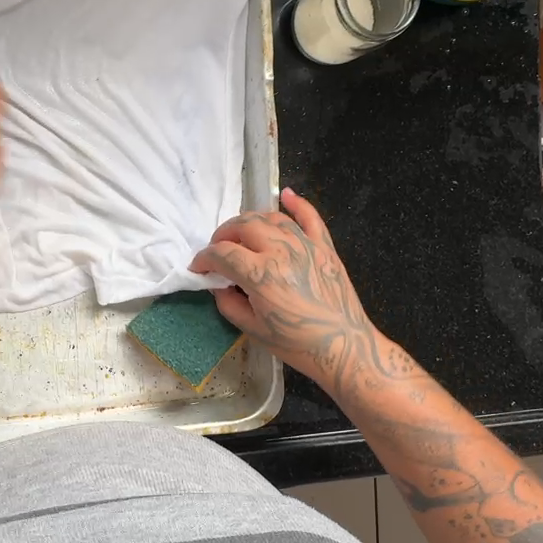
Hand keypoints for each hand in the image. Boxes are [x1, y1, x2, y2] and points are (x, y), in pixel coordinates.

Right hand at [190, 189, 385, 396]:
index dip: (204, 259)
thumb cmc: (296, 344)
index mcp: (260, 274)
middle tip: (217, 249)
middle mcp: (281, 251)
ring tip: (240, 233)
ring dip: (250, 221)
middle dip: (223, 235)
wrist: (344, 347)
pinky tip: (286, 196)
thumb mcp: (252, 329)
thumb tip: (219, 285)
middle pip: (243, 226)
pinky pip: (310, 217)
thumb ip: (228, 303)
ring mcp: (305, 245)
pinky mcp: (324, 247)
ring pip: (271, 218)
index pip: (222, 253)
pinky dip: (297, 203)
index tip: (198, 267)